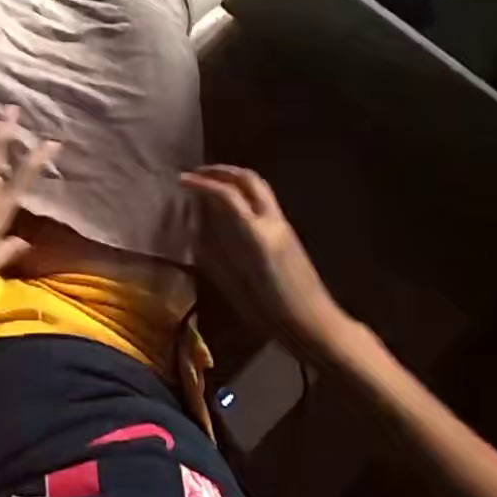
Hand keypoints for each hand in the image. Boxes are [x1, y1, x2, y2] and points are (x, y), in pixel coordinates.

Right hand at [181, 165, 347, 353]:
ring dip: (234, 178)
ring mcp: (282, 224)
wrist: (315, 324)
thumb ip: (213, 249)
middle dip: (221, 171)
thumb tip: (196, 225)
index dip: (202, 183)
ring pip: (258, 186)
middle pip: (247, 179)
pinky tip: (230, 206)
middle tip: (198, 174)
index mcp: (255, 234)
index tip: (181, 180)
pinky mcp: (288, 232)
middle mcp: (271, 221)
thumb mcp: (231, 283)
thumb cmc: (269, 311)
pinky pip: (263, 200)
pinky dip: (244, 192)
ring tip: (212, 183)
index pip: (226, 193)